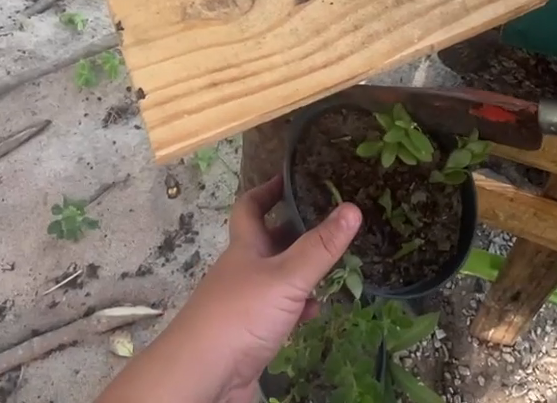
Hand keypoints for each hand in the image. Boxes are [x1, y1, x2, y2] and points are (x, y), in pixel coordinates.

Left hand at [160, 175, 360, 401]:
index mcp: (245, 246)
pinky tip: (313, 311)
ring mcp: (244, 303)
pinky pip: (278, 312)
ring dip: (301, 272)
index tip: (290, 178)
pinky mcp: (250, 334)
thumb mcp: (286, 277)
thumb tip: (353, 208)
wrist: (202, 377)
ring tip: (331, 267)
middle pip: (269, 241)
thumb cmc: (240, 314)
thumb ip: (320, 247)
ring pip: (277, 277)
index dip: (267, 189)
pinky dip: (297, 308)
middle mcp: (243, 269)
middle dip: (295, 231)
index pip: (251, 206)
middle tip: (327, 222)